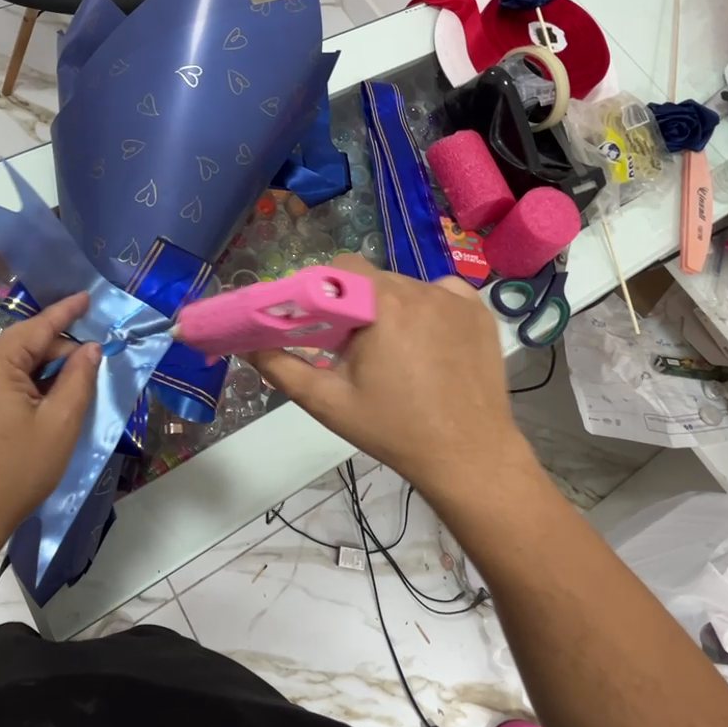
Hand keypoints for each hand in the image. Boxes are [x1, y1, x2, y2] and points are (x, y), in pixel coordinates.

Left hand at [0, 292, 99, 550]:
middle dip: (57, 352)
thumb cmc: (14, 473)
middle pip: (23, 343)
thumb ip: (79, 378)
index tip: (88, 297)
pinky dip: (20, 380)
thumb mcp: (59, 425)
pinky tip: (41, 398)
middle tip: (91, 365)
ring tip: (69, 388)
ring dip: (40, 369)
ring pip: (10, 359)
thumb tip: (89, 349)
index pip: (37, 328)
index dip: (67, 313)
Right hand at [247, 254, 520, 502]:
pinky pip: (442, 292)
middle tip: (354, 344)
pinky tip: (429, 341)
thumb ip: (282, 368)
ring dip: (392, 307)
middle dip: (358, 303)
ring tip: (395, 350)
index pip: (342, 269)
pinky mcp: (479, 310)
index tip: (322, 321)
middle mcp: (419, 290)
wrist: (468, 457)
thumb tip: (248, 345)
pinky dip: (430, 308)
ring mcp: (454, 298)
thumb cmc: (393, 429)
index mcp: (380, 305)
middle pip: (373, 279)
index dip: (326, 289)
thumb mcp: (329, 402)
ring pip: (406, 286)